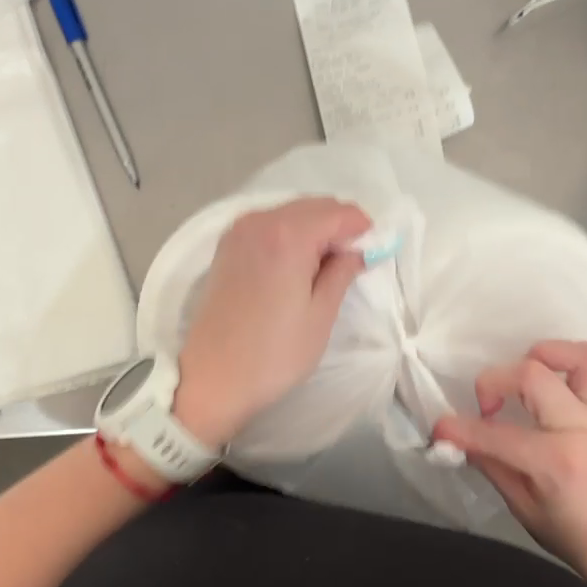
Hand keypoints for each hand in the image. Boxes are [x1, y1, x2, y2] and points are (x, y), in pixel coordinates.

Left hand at [173, 198, 371, 447]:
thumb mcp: (320, 315)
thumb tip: (356, 251)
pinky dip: (289, 236)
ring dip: (313, 231)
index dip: (362, 229)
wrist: (213, 379)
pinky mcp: (226, 248)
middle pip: (313, 206)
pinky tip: (296, 268)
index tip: (373, 254)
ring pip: (290, 214)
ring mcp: (238, 232)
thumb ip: (342, 273)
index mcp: (288, 235)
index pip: (339, 212)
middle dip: (338, 227)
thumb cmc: (273, 354)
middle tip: (352, 264)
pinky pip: (268, 226)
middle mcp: (260, 221)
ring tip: (324, 270)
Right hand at [431, 341, 586, 571]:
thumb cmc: (572, 535)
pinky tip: (552, 379)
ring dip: (549, 354)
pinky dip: (575, 363)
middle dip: (496, 380)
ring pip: (585, 358)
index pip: (496, 434)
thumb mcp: (521, 507)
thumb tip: (458, 440)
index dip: (459, 429)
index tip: (439, 429)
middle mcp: (581, 429)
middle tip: (486, 406)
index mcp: (556, 461)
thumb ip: (490, 465)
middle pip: (534, 375)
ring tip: (525, 371)